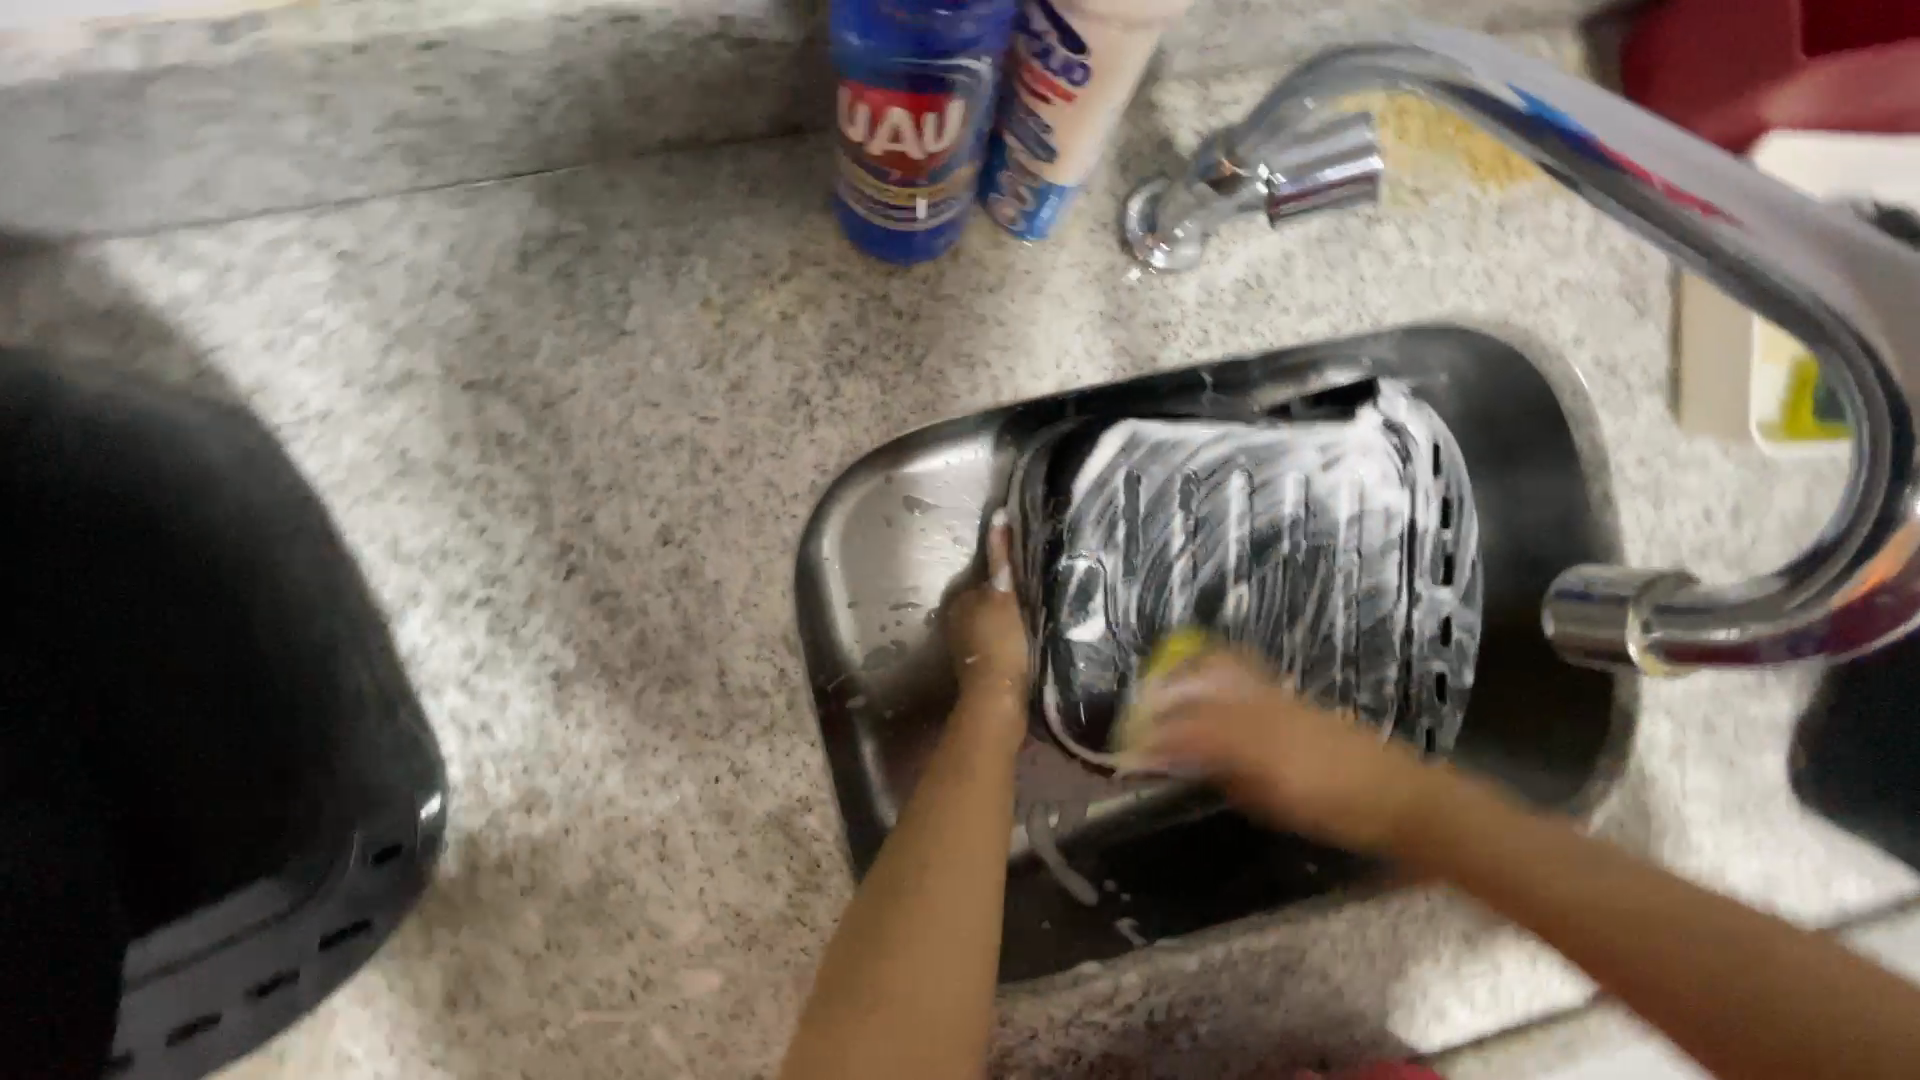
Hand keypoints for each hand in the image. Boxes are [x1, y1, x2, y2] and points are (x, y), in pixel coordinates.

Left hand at [942, 510, 1029, 748]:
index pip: (984, 577)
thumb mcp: (1004, 595)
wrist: (997, 698)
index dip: (1004, 576)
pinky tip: (1025, 643)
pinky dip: (1006, 639)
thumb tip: (999, 517)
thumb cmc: (1001, 642)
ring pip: (989, 622)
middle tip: (1034, 598)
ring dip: (1006, 620)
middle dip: (1003, 598)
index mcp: (959, 601)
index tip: (1027, 577)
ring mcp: (964, 645)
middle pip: (985, 600)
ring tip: (1034, 620)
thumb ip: (1000, 559)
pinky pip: (994, 642)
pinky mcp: (977, 666)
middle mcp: (955, 620)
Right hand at [1136, 650, 1441, 853]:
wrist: (1401, 796)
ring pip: (1219, 671)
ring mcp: (1277, 696)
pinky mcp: (1290, 694)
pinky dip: (1215, 668)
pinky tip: (1205, 677)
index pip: (1189, 732)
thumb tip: (1192, 764)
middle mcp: (1261, 711)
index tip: (1131, 750)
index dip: (1155, 739)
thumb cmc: (1337, 812)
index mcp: (1254, 746)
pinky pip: (1243, 670)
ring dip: (1185, 677)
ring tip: (1164, 687)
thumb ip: (1229, 779)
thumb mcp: (1275, 807)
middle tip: (1139, 714)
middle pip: (1198, 694)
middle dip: (1162, 700)